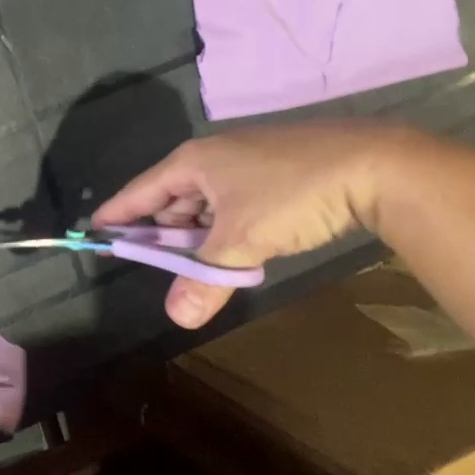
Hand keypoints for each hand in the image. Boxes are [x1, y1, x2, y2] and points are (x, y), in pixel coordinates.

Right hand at [92, 120, 420, 328]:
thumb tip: (176, 320)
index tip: (95, 231)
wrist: (380, 165)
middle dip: (163, 230)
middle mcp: (214, 155)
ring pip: (206, 199)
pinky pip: (234, 198)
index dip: (117, 213)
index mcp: (193, 161)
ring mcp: (249, 159)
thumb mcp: (243, 241)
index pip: (140, 190)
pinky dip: (227, 223)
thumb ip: (206, 279)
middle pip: (172, 196)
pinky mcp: (280, 168)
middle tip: (159, 261)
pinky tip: (241, 243)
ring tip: (202, 259)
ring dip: (199, 230)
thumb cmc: (294, 194)